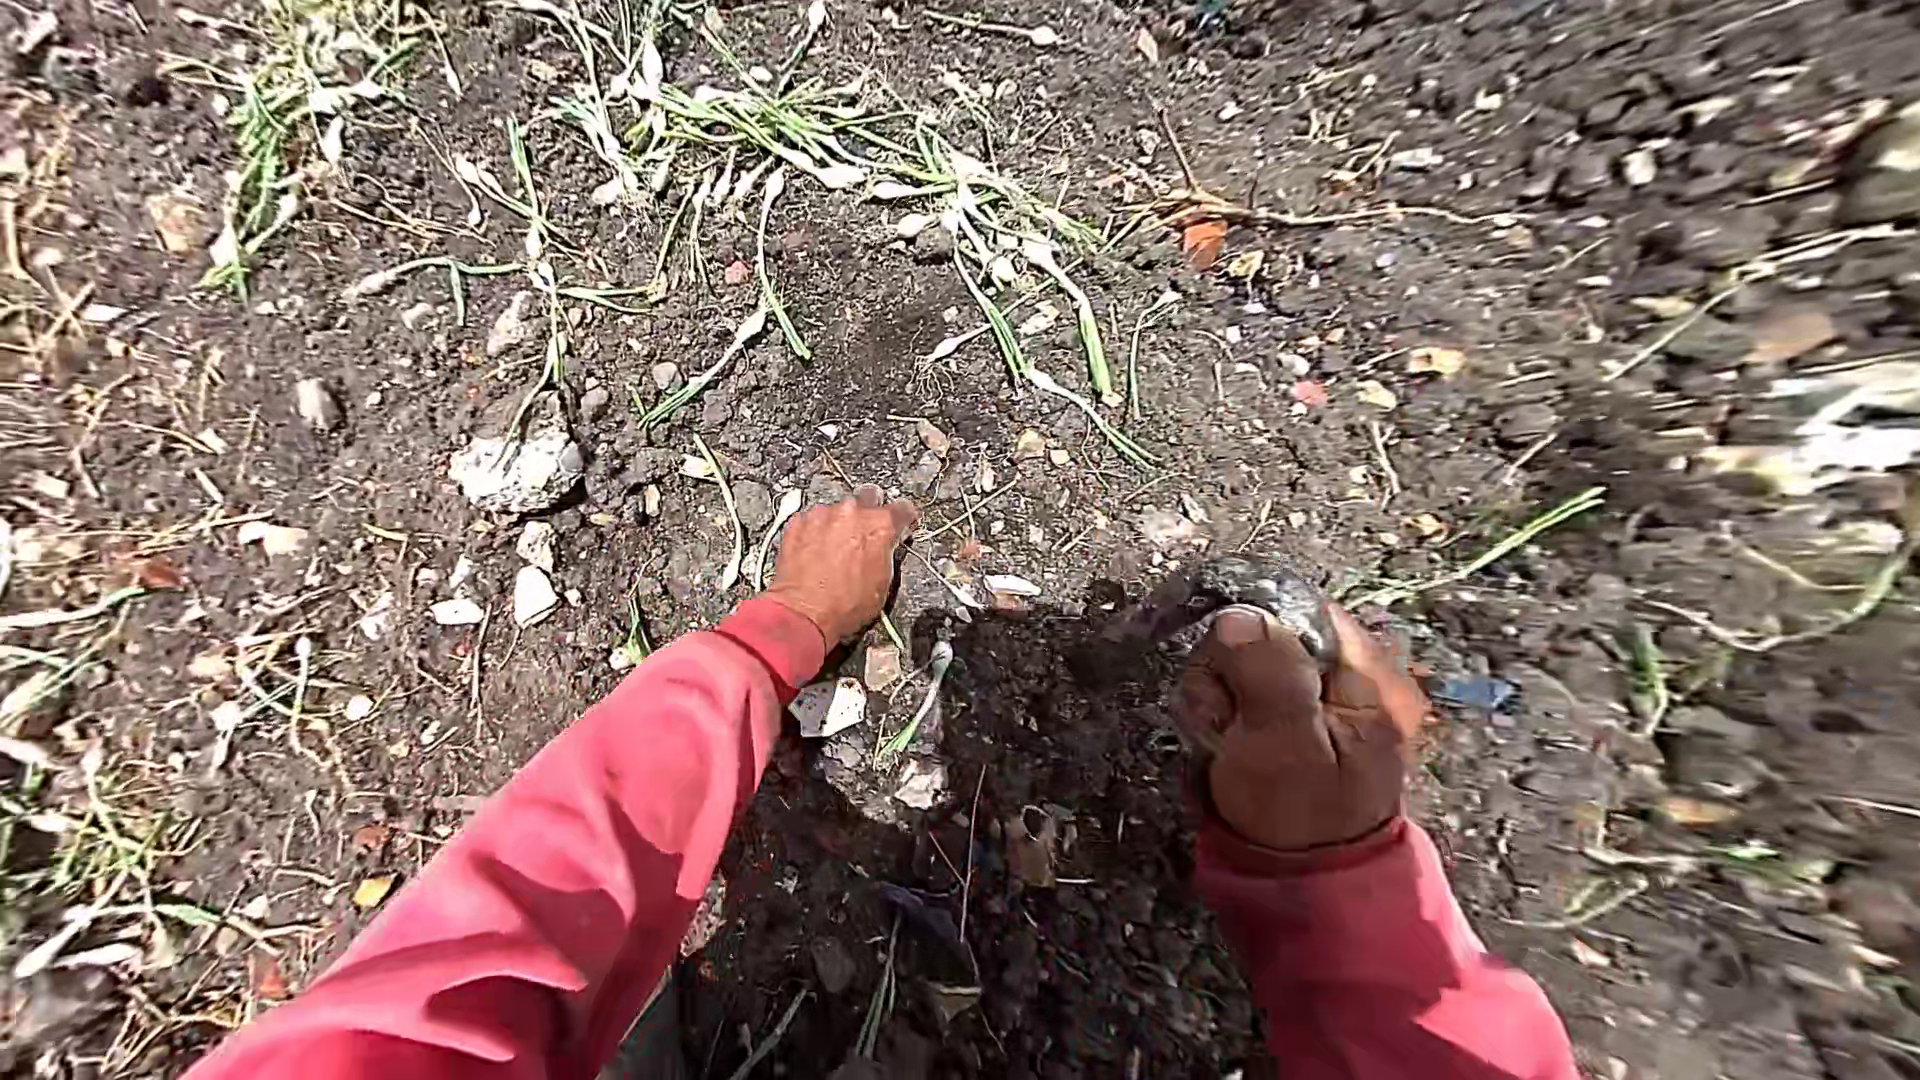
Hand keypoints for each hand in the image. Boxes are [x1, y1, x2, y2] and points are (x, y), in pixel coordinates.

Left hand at [765, 485, 918, 643]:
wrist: (804, 613)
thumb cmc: (844, 605)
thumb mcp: (883, 583)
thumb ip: (887, 553)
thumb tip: (885, 547)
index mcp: (880, 525)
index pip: (902, 510)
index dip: (904, 520)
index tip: (901, 525)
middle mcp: (852, 512)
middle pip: (868, 500)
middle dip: (868, 515)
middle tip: (864, 537)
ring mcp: (822, 515)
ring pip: (838, 510)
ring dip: (839, 524)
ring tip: (835, 550)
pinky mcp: (798, 523)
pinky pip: (812, 520)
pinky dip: (816, 531)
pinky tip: (816, 552)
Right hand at [1176, 604, 1427, 851]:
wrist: (1294, 880)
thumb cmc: (1296, 814)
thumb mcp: (1285, 745)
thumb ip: (1269, 675)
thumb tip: (1239, 616)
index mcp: (1368, 679)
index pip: (1303, 610)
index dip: (1256, 627)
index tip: (1229, 664)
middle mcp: (1344, 677)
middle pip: (1265, 631)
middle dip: (1227, 667)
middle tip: (1224, 714)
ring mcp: (1310, 695)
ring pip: (1240, 656)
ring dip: (1215, 689)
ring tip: (1221, 732)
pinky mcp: (1281, 712)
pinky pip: (1235, 684)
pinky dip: (1217, 705)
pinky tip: (1220, 734)